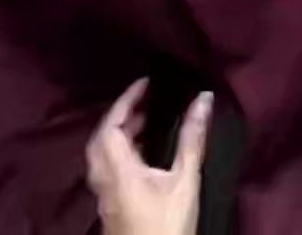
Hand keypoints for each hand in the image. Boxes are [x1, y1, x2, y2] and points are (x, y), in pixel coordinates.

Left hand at [85, 79, 211, 234]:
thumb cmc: (167, 226)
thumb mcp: (185, 180)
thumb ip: (192, 138)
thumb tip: (203, 97)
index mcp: (120, 174)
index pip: (110, 130)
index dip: (124, 102)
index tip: (145, 82)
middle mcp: (106, 184)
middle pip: (99, 143)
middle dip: (119, 115)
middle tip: (144, 96)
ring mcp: (106, 198)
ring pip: (101, 157)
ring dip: (119, 132)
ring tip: (149, 116)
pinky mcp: (113, 207)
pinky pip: (109, 168)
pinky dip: (123, 149)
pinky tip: (145, 148)